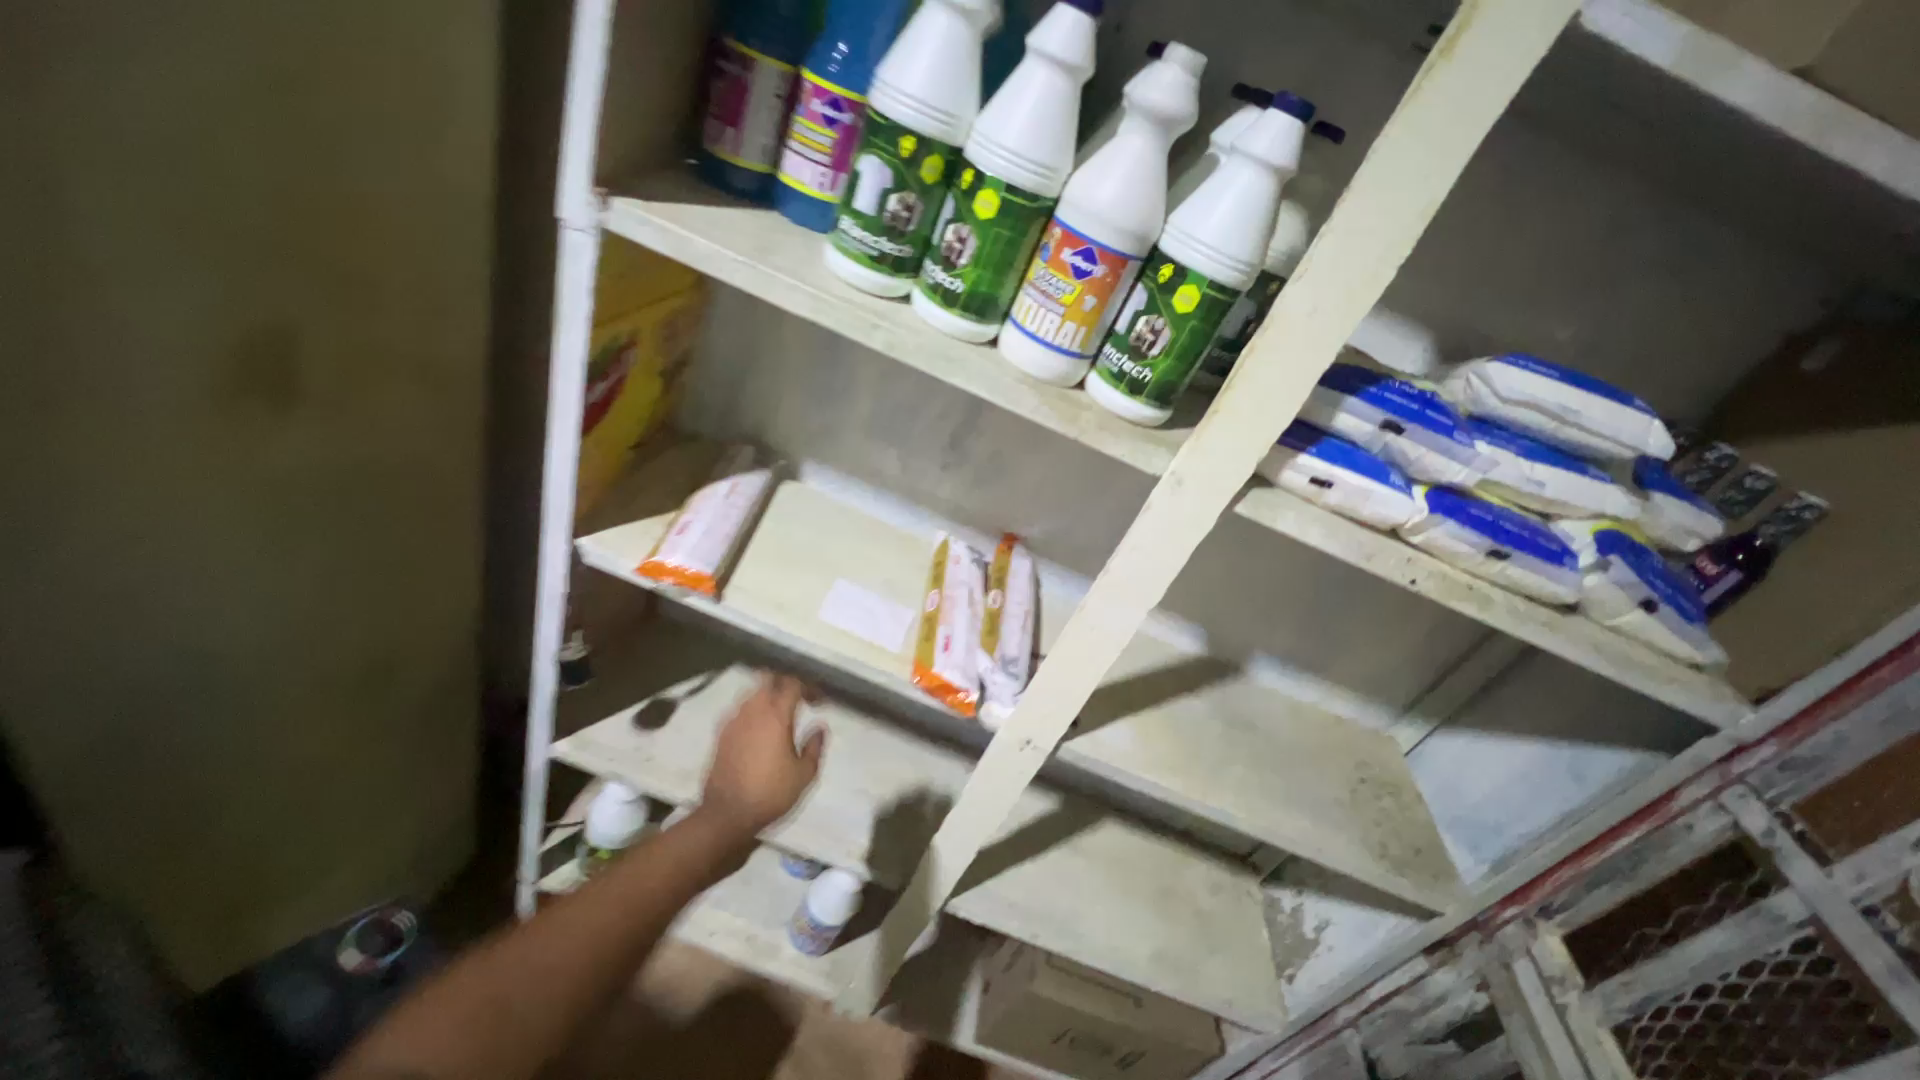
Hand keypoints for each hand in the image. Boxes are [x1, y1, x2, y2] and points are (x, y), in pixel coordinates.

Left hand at [699, 673, 824, 840]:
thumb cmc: (771, 794)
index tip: (819, 701)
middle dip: (786, 684)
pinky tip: (761, 731)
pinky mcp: (720, 733)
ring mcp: (733, 720)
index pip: (793, 684)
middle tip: (800, 700)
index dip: (809, 687)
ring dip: (768, 697)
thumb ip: (815, 746)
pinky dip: (754, 712)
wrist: (727, 814)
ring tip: (782, 716)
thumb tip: (820, 727)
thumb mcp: (804, 775)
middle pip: (769, 680)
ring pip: (752, 693)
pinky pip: (740, 710)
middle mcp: (752, 710)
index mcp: (776, 716)